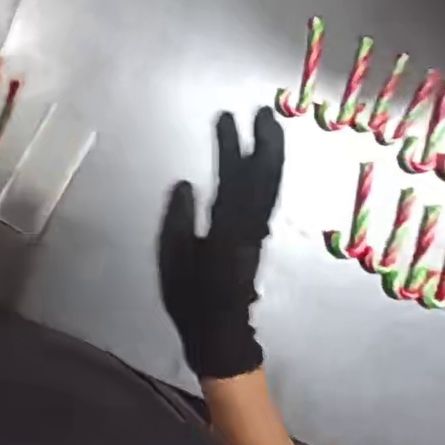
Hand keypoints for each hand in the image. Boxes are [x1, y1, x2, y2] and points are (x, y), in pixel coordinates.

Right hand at [158, 108, 282, 378]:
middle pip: (264, 179)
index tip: (227, 117)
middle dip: (265, 143)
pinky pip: (267, 198)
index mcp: (227, 232)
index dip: (232, 147)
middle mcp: (250, 228)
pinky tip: (262, 163)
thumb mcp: (172, 264)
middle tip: (263, 111)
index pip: (233, 180)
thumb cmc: (191, 301)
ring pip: (271, 187)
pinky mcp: (256, 237)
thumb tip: (186, 184)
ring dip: (272, 155)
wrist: (221, 333)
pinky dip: (268, 175)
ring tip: (269, 128)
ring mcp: (258, 232)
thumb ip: (178, 223)